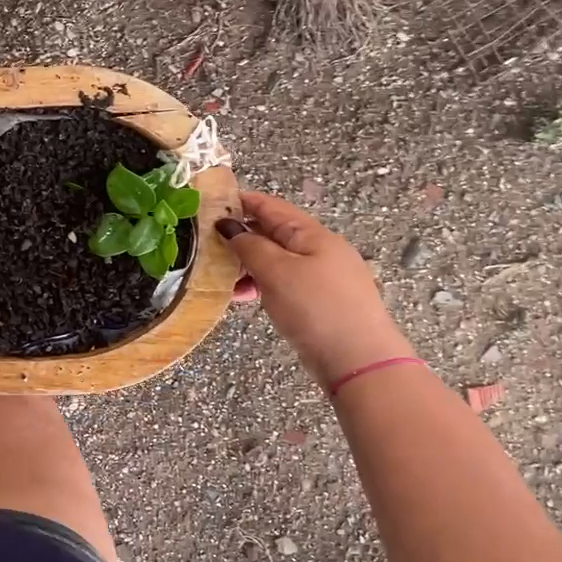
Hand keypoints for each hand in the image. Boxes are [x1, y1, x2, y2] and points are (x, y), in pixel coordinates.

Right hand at [219, 191, 414, 387]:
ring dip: (245, 264)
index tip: (206, 202)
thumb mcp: (276, 271)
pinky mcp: (315, 299)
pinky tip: (243, 296)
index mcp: (313, 235)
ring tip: (221, 278)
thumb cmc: (316, 308)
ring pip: (273, 258)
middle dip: (238, 236)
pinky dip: (258, 283)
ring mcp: (319, 275)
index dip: (239, 200)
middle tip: (204, 244)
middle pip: (270, 232)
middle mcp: (319, 250)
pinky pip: (279, 280)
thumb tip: (227, 225)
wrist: (358, 360)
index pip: (270, 206)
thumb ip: (248, 244)